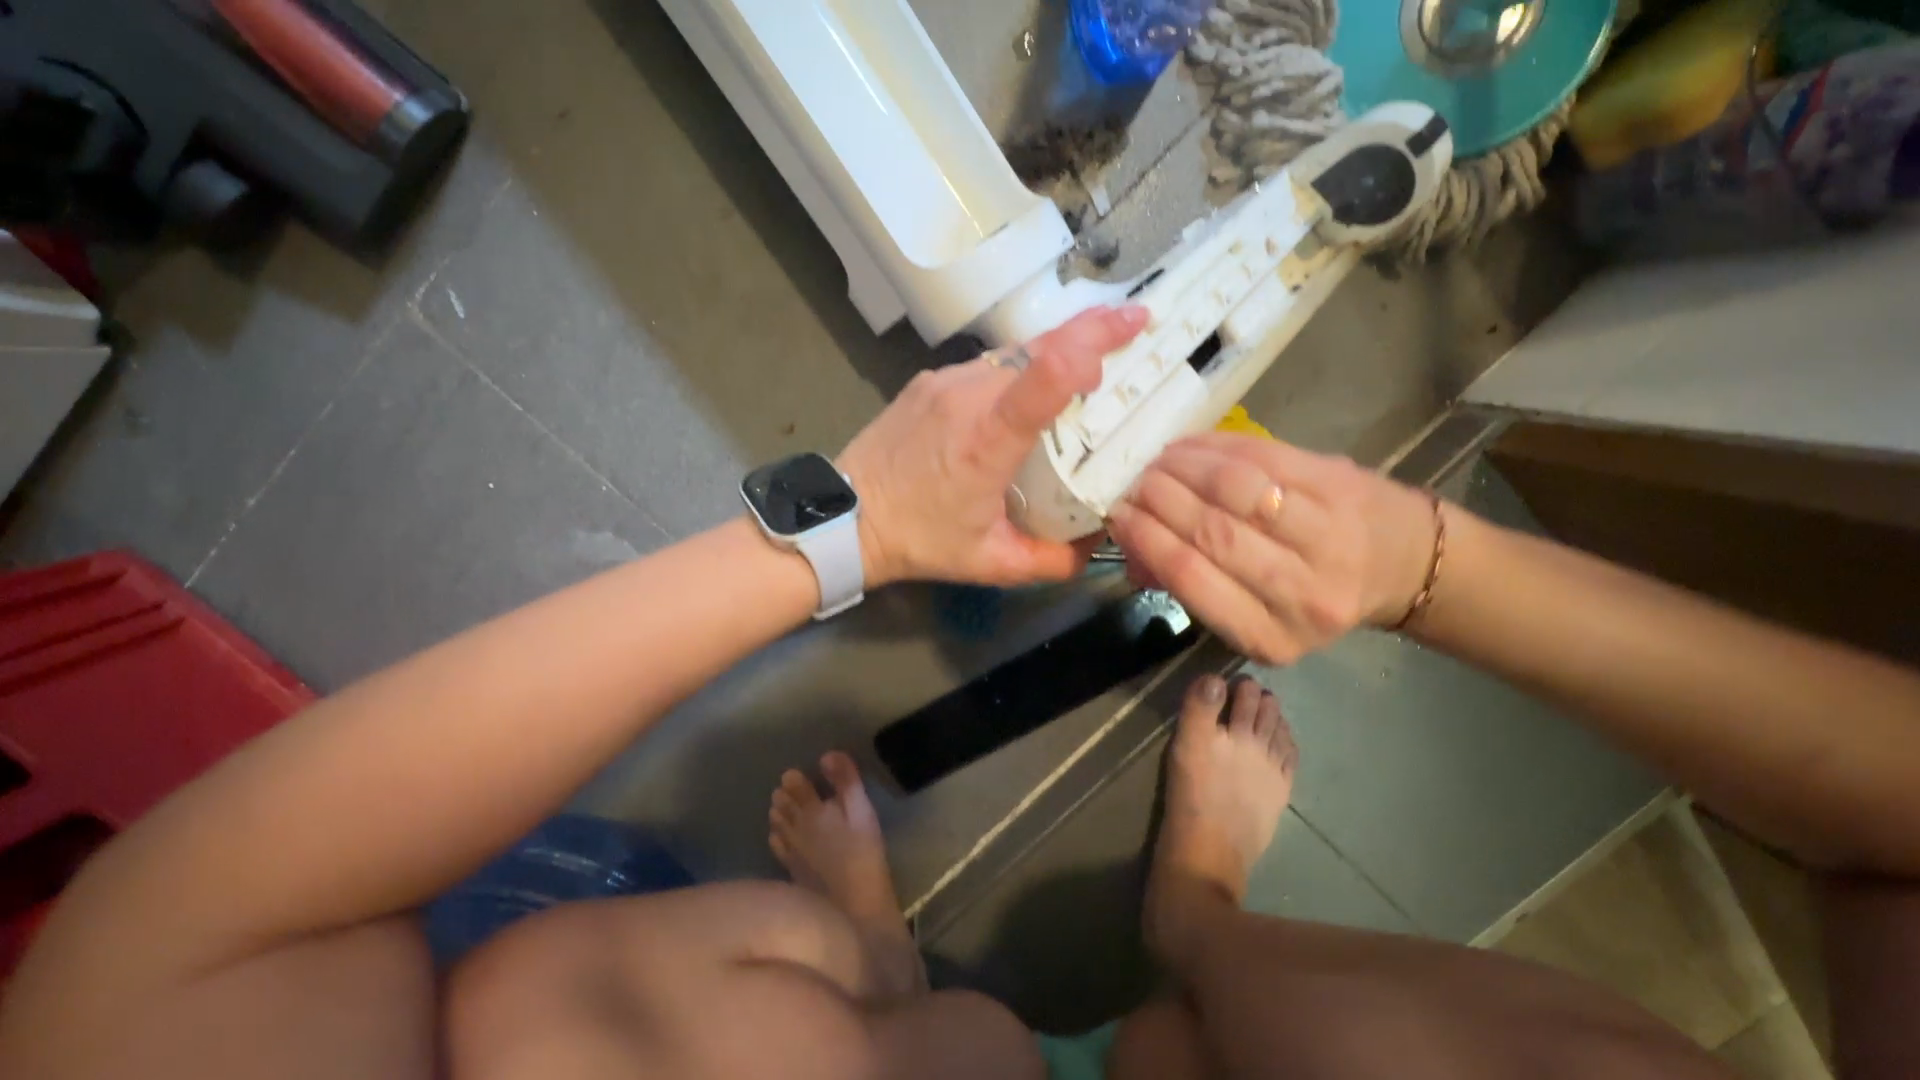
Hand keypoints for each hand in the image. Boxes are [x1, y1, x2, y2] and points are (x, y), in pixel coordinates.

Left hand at [840, 306, 1148, 588]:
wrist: (847, 519)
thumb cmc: (920, 540)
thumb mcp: (992, 563)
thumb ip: (1053, 559)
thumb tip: (1098, 542)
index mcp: (987, 441)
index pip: (1041, 378)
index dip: (1086, 347)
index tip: (1127, 330)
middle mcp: (967, 397)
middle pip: (1037, 348)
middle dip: (1092, 330)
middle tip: (1136, 322)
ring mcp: (945, 382)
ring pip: (1014, 352)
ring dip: (1057, 348)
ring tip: (1094, 353)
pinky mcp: (930, 381)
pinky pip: (987, 365)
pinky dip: (1021, 367)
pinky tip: (1035, 382)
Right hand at [1106, 433, 1438, 664]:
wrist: (1403, 566)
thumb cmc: (1311, 598)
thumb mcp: (1253, 617)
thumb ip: (1192, 585)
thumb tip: (1131, 547)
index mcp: (1271, 636)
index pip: (1192, 578)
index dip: (1147, 539)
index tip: (1117, 514)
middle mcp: (1303, 593)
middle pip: (1210, 532)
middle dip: (1158, 500)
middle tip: (1129, 483)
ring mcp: (1328, 536)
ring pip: (1234, 489)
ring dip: (1182, 469)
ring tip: (1155, 462)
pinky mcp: (1340, 486)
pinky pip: (1262, 457)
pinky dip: (1214, 447)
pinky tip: (1187, 447)